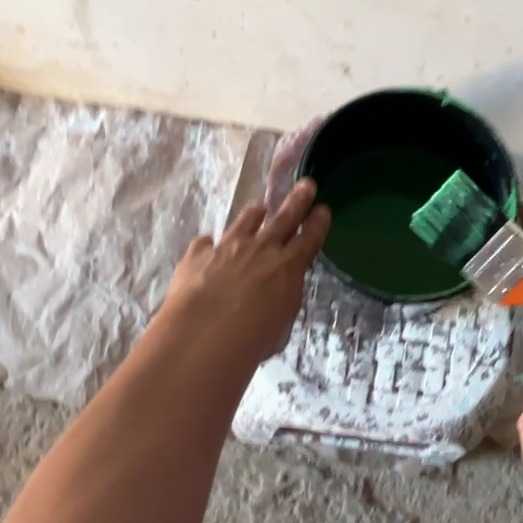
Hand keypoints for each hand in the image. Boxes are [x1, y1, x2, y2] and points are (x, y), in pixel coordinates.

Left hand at [160, 178, 330, 365]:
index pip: (309, 239)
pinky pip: (206, 243)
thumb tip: (277, 293)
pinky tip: (208, 247)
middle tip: (306, 184)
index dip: (318, 223)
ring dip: (255, 213)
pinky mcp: (198, 254)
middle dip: (297, 200)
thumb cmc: (253, 338)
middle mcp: (261, 249)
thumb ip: (282, 300)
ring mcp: (228, 247)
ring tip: (259, 207)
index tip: (323, 209)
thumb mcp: (281, 322)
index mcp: (288, 267)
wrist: (205, 332)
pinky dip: (210, 245)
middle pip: (284, 218)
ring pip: (245, 221)